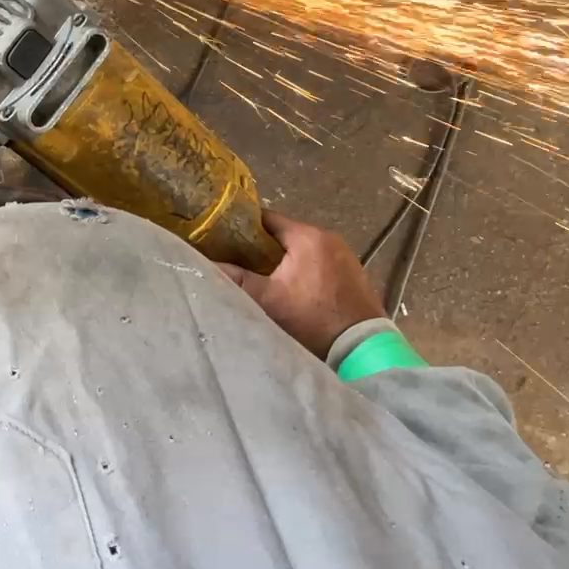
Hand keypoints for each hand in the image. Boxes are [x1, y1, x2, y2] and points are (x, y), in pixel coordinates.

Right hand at [215, 210, 383, 357]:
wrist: (364, 351)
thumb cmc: (313, 318)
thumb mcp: (268, 299)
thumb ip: (235, 278)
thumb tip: (205, 264)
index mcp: (307, 236)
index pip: (265, 218)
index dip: (242, 226)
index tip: (224, 239)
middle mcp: (329, 237)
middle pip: (284, 232)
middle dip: (261, 245)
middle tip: (239, 260)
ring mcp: (344, 254)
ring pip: (301, 247)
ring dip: (282, 258)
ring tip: (262, 275)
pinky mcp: (353, 271)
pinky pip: (318, 260)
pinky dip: (303, 267)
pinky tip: (292, 286)